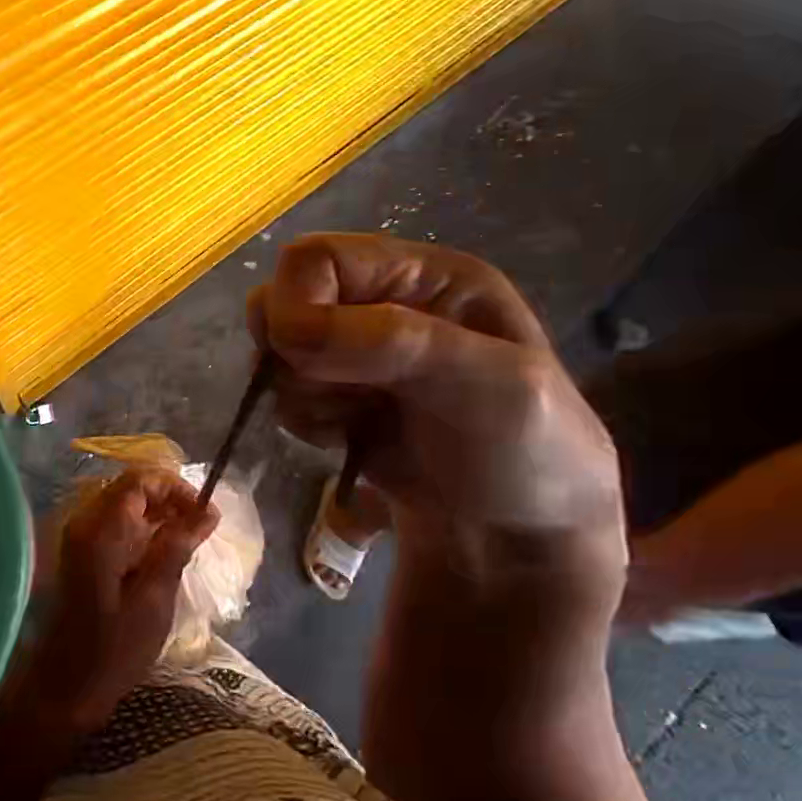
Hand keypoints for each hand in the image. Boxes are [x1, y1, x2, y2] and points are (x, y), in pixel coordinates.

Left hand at [29, 467, 218, 733]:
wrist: (64, 687)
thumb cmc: (114, 649)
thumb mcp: (155, 598)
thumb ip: (177, 546)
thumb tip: (207, 510)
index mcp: (100, 530)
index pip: (139, 480)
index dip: (175, 486)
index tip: (205, 510)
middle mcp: (84, 523)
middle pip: (130, 488)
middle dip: (168, 499)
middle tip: (200, 525)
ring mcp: (78, 537)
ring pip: (123, 505)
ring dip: (156, 514)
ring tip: (188, 539)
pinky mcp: (80, 553)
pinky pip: (114, 525)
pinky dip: (141, 530)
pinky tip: (162, 552)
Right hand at [248, 234, 623, 565]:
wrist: (516, 542)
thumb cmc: (525, 454)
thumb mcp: (489, 386)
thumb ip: (394, 342)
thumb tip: (287, 329)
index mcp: (424, 277)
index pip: (316, 259)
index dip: (296, 302)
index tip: (304, 357)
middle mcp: (380, 303)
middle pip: (283, 300)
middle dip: (295, 354)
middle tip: (340, 393)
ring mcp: (353, 351)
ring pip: (275, 350)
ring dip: (303, 393)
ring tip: (358, 422)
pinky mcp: (335, 394)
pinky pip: (281, 392)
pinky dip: (304, 419)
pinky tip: (349, 438)